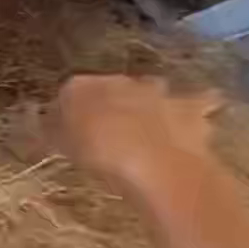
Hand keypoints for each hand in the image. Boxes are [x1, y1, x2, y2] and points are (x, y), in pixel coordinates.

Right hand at [52, 74, 222, 201]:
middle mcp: (116, 81)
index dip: (70, 110)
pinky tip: (198, 113)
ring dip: (150, 102)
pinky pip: (198, 100)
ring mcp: (156, 92)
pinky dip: (200, 103)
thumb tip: (49, 124)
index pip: (69, 91)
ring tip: (150, 123)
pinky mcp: (191, 108)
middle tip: (110, 127)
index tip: (71, 128)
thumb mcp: (61, 145)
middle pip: (109, 88)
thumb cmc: (99, 154)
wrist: (158, 167)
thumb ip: (55, 130)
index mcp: (77, 86)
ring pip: (150, 90)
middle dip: (110, 102)